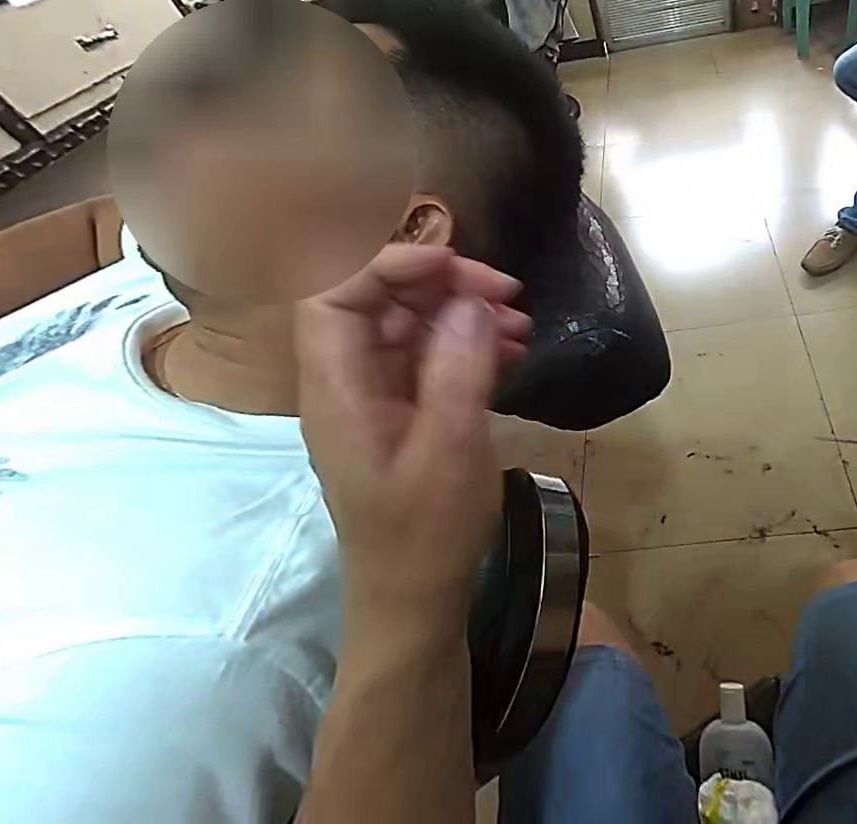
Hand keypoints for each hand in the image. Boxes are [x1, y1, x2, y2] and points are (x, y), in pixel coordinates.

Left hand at [294, 244, 531, 628]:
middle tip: (506, 292)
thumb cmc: (426, 530)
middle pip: (379, 299)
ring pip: (413, 323)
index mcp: (339, 389)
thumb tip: (473, 302)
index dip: (387, 264)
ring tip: (521, 323)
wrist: (416, 593)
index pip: (335, 294)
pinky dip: (472, 342)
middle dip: (443, 283)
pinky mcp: (407, 407)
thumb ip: (459, 368)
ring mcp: (379, 393)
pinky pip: (434, 353)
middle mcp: (350, 381)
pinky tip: (512, 350)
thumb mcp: (451, 447)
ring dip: (465, 311)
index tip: (453, 264)